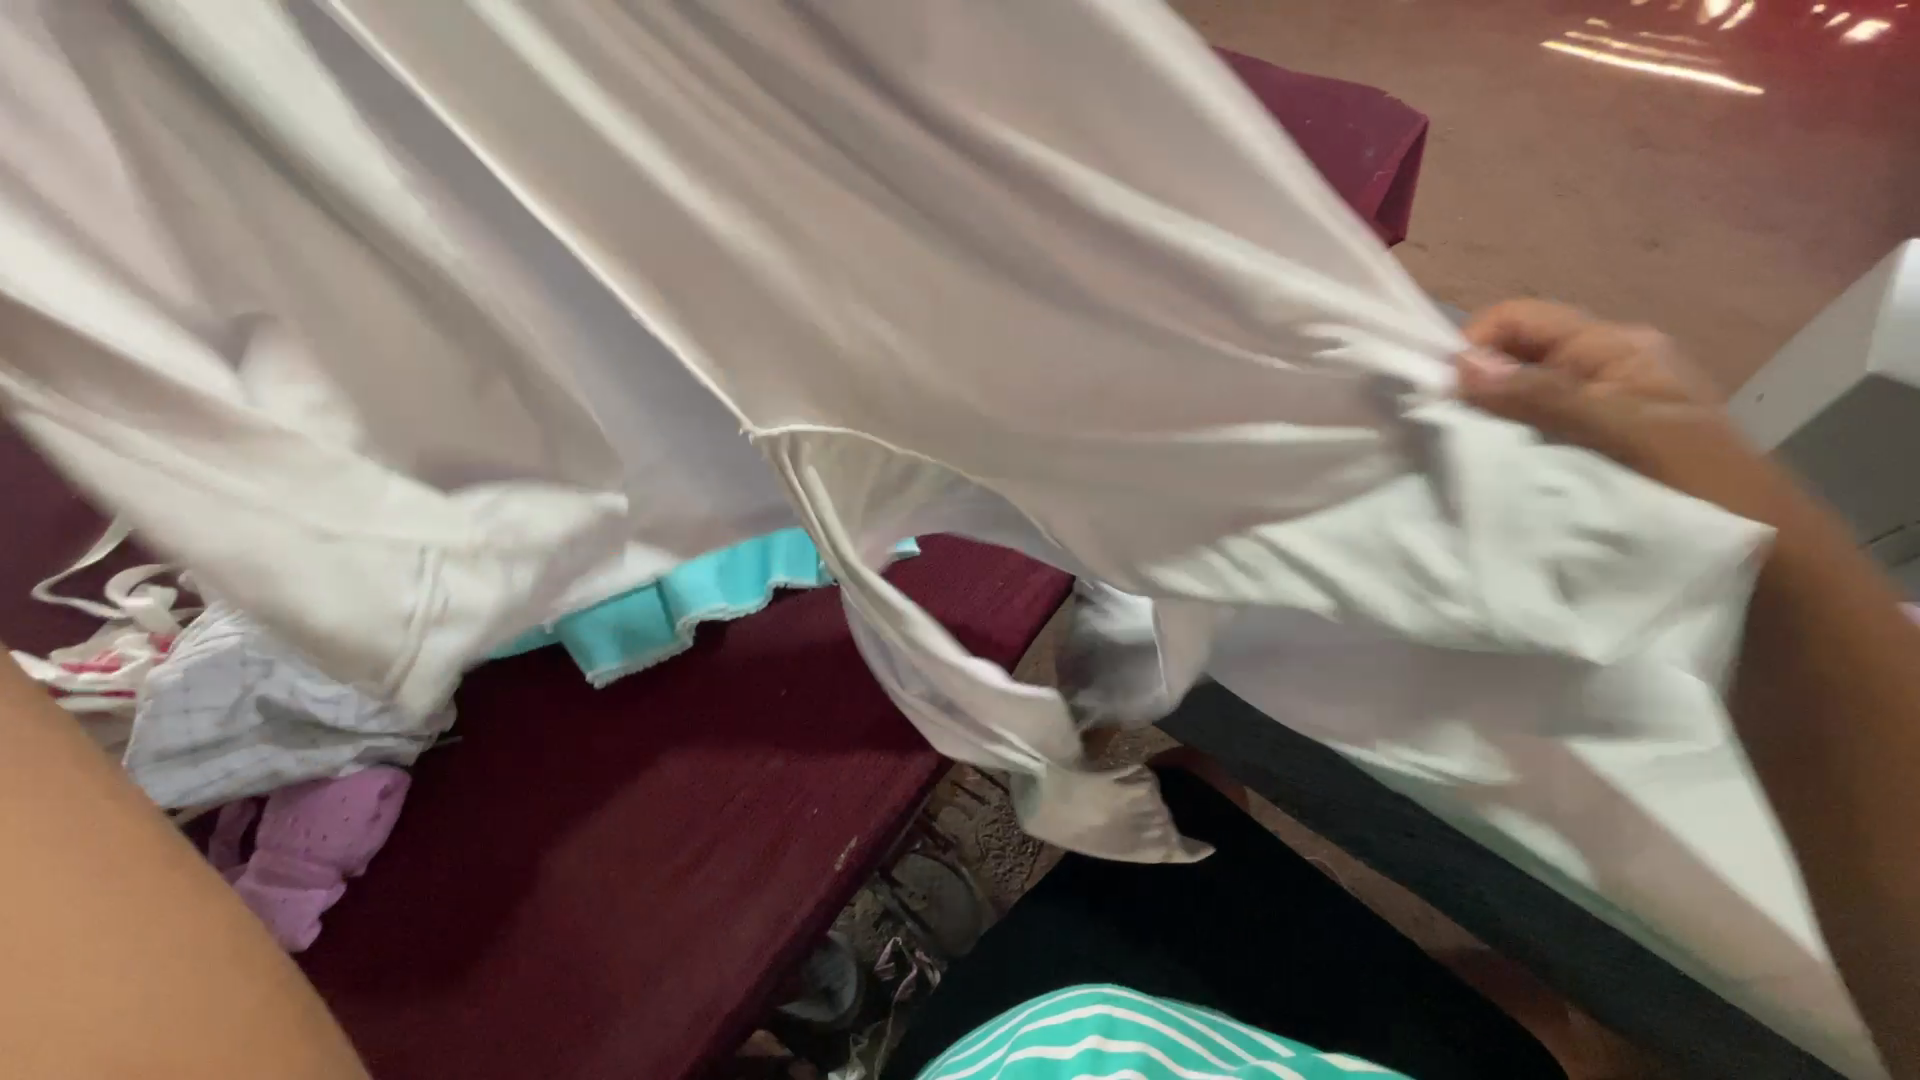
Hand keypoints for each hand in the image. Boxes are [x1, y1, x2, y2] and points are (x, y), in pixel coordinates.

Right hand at [1455, 299, 1777, 518]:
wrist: (1757, 556)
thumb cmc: (1697, 482)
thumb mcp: (1620, 429)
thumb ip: (1542, 396)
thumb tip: (1460, 365)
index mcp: (1614, 346)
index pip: (1519, 319)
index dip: (1473, 345)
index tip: (1442, 395)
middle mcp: (1597, 368)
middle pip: (1510, 357)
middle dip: (1470, 386)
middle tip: (1440, 430)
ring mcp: (1589, 409)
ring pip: (1511, 397)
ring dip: (1481, 420)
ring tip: (1456, 454)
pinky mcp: (1580, 447)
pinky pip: (1522, 432)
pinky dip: (1496, 446)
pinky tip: (1483, 471)